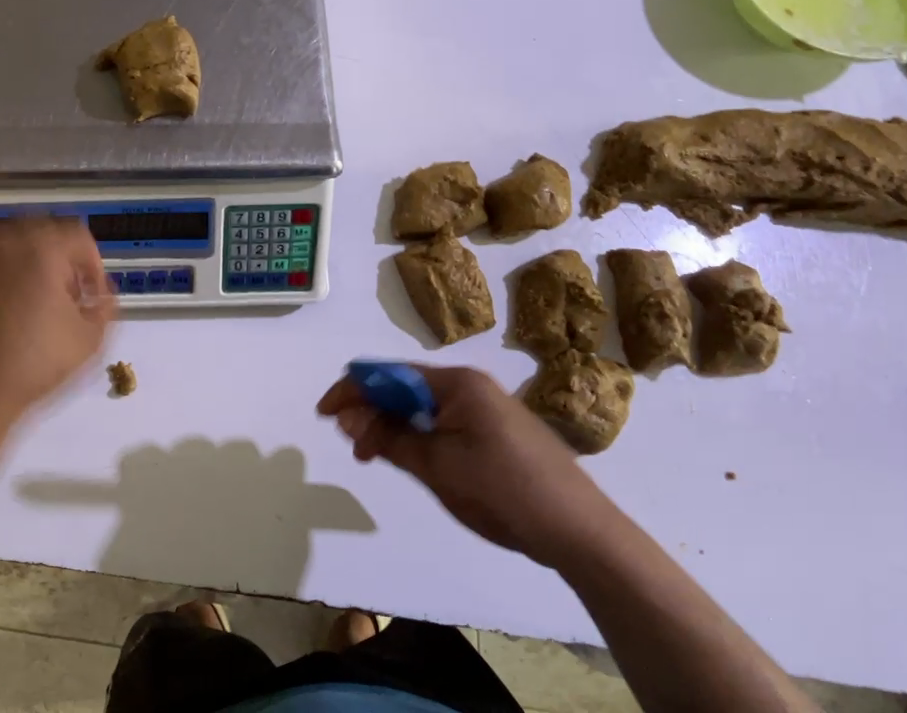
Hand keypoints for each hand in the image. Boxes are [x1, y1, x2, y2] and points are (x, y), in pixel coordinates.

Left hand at [0, 220, 115, 422]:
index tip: (91, 294)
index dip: (92, 263)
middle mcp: (5, 243)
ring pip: (7, 247)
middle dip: (58, 258)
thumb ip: (104, 305)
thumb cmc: (35, 365)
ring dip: (25, 264)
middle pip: (42, 233)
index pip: (78, 235)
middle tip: (64, 293)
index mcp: (43, 250)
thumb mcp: (89, 339)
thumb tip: (99, 293)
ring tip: (30, 302)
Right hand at [317, 364, 625, 569]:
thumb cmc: (503, 492)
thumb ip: (388, 436)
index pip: (389, 373)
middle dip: (372, 411)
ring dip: (394, 427)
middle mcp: (473, 386)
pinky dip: (420, 437)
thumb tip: (348, 414)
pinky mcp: (499, 433)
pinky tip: (414, 460)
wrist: (581, 532)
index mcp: (458, 383)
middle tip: (355, 448)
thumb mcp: (435, 466)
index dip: (352, 390)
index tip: (325, 415)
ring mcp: (489, 409)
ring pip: (424, 408)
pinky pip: (445, 423)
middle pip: (405, 387)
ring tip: (377, 458)